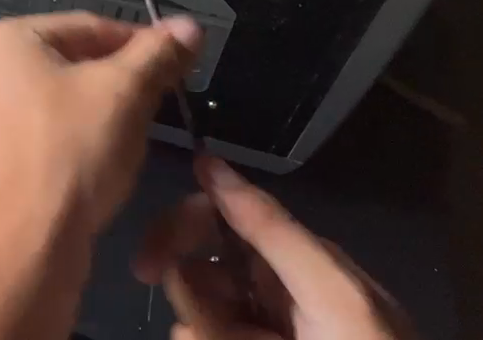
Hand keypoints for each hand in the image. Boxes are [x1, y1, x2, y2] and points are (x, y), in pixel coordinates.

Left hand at [0, 11, 203, 246]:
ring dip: (108, 105)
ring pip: (65, 91)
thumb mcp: (123, 94)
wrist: (30, 241)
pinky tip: (110, 152)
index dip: (141, 42)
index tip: (182, 60)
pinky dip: (83, 130)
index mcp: (6, 37)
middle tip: (167, 96)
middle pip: (75, 57)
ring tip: (142, 125)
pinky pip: (50, 122)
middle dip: (123, 77)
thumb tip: (189, 24)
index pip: (89, 25)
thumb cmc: (72, 152)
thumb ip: (157, 55)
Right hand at [134, 156, 416, 339]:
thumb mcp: (335, 298)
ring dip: (199, 327)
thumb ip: (271, 229)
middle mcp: (275, 291)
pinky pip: (204, 334)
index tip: (147, 267)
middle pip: (199, 269)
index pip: (217, 216)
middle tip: (202, 332)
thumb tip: (206, 159)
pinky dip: (202, 337)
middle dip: (190, 299)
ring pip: (198, 313)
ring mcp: (264, 328)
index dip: (178, 231)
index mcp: (296, 259)